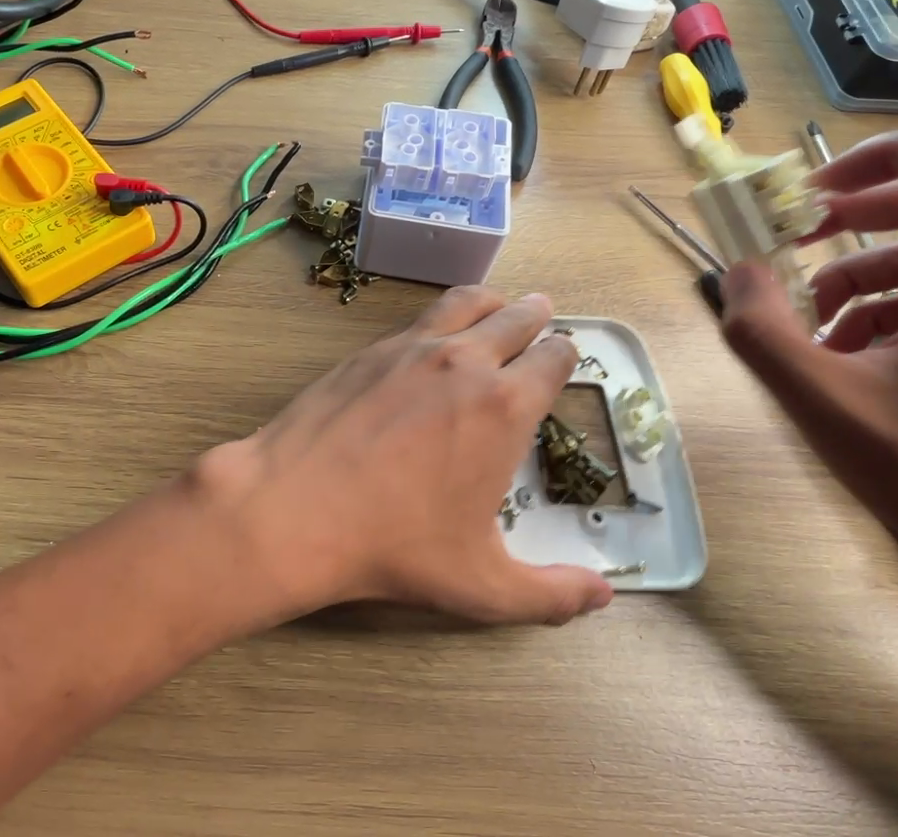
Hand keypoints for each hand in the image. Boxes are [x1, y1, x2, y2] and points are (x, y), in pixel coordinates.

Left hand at [188, 287, 613, 624]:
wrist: (295, 508)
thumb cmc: (394, 546)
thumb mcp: (482, 585)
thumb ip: (551, 594)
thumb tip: (603, 596)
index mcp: (505, 406)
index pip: (553, 359)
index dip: (564, 353)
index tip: (565, 353)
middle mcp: (464, 362)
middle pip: (514, 318)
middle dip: (535, 315)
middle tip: (542, 312)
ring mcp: (410, 349)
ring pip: (463, 303)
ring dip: (489, 300)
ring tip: (496, 302)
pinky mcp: (366, 351)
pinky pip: (416, 320)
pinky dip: (437, 318)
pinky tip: (428, 336)